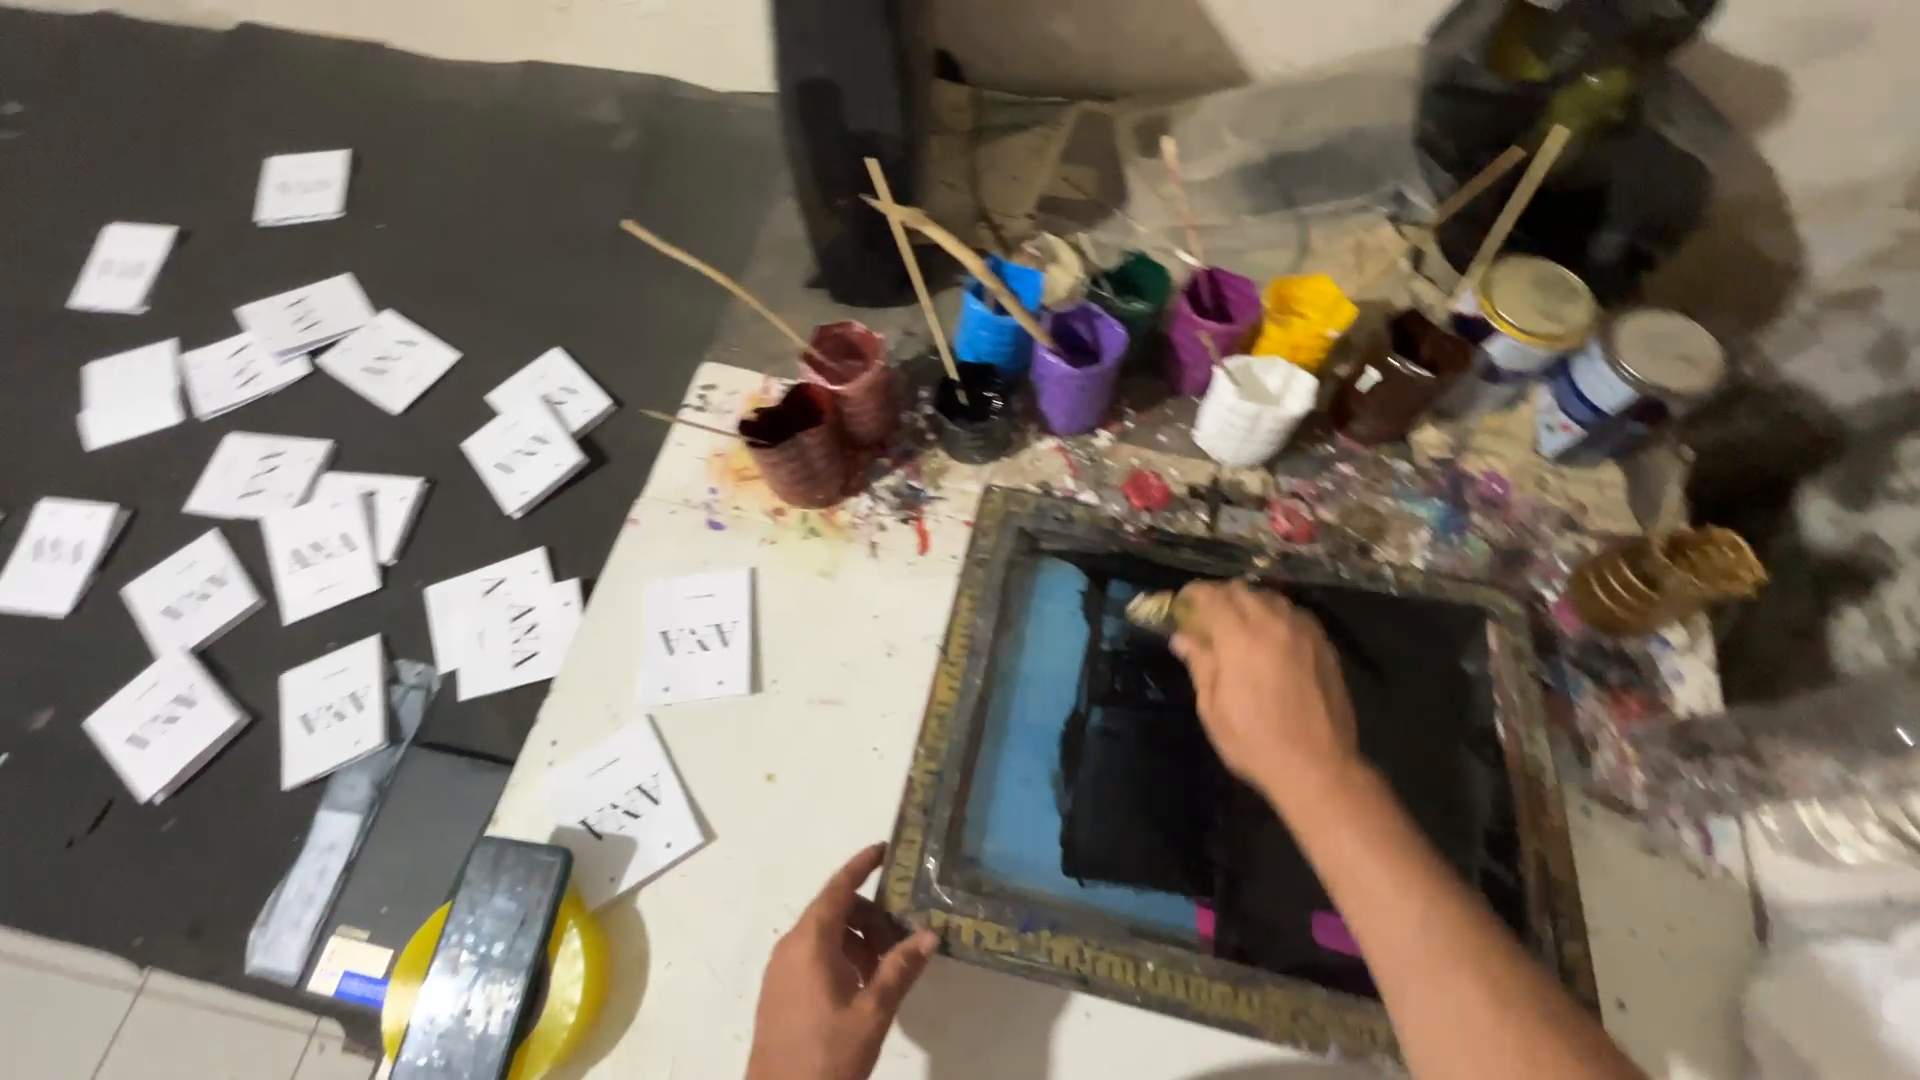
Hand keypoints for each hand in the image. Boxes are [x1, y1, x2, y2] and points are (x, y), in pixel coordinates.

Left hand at [745, 844, 938, 1079]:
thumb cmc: (826, 1056)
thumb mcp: (872, 1013)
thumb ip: (900, 969)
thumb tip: (929, 935)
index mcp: (810, 942)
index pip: (838, 888)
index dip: (861, 866)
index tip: (884, 849)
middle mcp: (790, 946)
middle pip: (834, 911)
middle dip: (870, 916)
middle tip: (902, 937)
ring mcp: (781, 970)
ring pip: (825, 936)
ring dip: (857, 941)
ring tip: (886, 968)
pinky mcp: (779, 992)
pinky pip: (813, 956)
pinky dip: (841, 957)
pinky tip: (863, 987)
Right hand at [1171, 581, 1360, 799]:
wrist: (1316, 766)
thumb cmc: (1253, 741)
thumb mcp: (1211, 707)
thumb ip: (1199, 664)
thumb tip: (1182, 637)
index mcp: (1239, 637)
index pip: (1212, 596)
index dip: (1193, 593)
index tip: (1182, 601)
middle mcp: (1272, 624)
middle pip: (1242, 591)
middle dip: (1220, 595)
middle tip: (1206, 612)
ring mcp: (1303, 633)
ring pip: (1272, 598)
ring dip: (1250, 602)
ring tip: (1239, 621)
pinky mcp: (1324, 646)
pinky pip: (1296, 615)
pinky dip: (1277, 615)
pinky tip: (1272, 635)